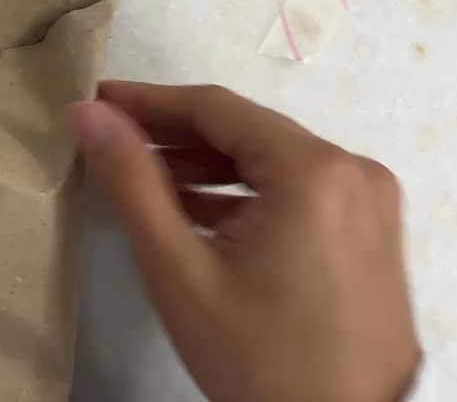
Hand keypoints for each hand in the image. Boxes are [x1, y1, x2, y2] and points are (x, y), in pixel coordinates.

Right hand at [71, 82, 419, 401]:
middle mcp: (350, 171)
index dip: (145, 99)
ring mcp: (367, 203)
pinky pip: (289, 184)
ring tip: (140, 174)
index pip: (212, 106)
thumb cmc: (262, 356)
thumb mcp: (177, 266)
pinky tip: (190, 208)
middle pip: (240, 127)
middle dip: (170, 130)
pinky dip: (236, 186)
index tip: (93, 101)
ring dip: (199, 159)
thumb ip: (129, 178)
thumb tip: (87, 110)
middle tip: (108, 137)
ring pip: (262, 154)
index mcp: (312, 170)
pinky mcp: (368, 232)